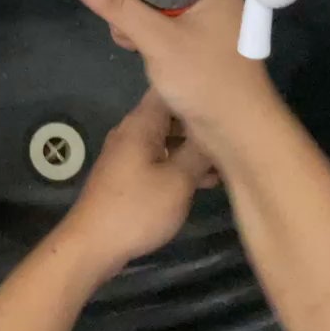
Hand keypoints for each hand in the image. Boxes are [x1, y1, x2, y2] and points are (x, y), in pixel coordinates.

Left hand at [54, 90, 214, 274]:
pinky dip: (180, 163)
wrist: (94, 242)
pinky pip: (159, 158)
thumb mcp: (178, 180)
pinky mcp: (128, 173)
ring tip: (229, 162)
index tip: (225, 95)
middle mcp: (131, 131)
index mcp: (140, 123)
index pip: (168, 90)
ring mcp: (128, 152)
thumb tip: (215, 128)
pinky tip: (206, 181)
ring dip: (194, 148)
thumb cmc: (137, 208)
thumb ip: (198, 152)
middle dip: (200, 123)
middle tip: (235, 135)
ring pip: (167, 139)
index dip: (195, 88)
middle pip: (170, 115)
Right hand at [63, 0, 282, 139]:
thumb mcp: (157, 40)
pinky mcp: (188, 36)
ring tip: (132, 42)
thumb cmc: (207, 81)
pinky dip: (138, 30)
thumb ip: (116, 3)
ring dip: (129, 16)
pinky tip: (137, 50)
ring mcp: (196, 15)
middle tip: (124, 23)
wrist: (238, 134)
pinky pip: (152, 18)